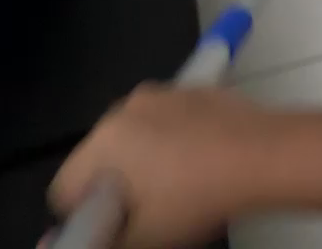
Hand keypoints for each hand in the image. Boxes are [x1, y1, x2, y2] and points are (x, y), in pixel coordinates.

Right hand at [50, 85, 271, 248]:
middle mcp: (128, 105)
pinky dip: (172, 140)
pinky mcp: (195, 89)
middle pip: (99, 158)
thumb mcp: (141, 239)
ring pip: (134, 137)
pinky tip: (201, 160)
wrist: (264, 153)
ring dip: (143, 162)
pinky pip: (166, 120)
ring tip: (178, 186)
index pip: (65, 188)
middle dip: (115, 186)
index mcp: (104, 139)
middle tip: (148, 209)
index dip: (85, 216)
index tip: (117, 226)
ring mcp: (164, 91)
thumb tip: (56, 245)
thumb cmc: (196, 198)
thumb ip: (98, 245)